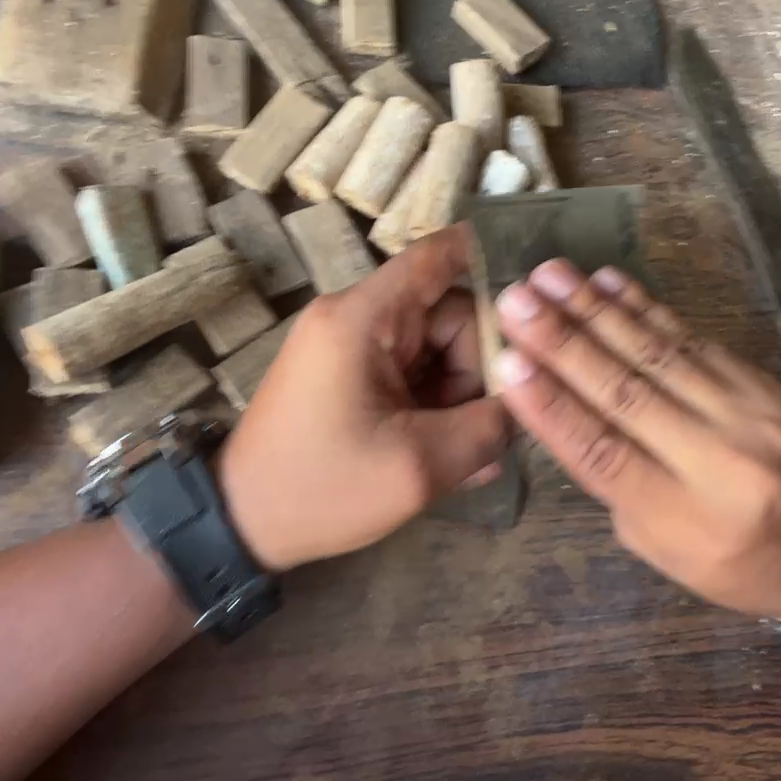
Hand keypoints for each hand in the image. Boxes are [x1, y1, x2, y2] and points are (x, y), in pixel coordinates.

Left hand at [218, 226, 510, 571]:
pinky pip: (412, 372)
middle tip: (485, 429)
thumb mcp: (419, 467)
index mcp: (363, 319)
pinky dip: (434, 407)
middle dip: (477, 369)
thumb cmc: (323, 488)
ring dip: (458, 396)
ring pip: (436, 348)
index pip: (437, 257)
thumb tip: (527, 402)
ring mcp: (352, 345)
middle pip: (448, 314)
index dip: (491, 261)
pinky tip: (447, 453)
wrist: (241, 523)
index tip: (539, 291)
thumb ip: (488, 428)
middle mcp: (356, 317)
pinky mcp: (351, 373)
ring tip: (465, 454)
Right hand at [492, 259, 780, 619]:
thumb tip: (560, 402)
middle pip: (627, 392)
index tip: (506, 362)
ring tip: (550, 276)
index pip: (603, 453)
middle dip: (563, 342)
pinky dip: (645, 307)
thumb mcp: (654, 541)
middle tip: (516, 300)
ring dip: (597, 309)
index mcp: (685, 517)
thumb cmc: (723, 561)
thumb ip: (612, 477)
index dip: (552, 407)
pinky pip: (693, 338)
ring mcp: (750, 414)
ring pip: (658, 353)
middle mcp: (721, 460)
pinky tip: (607, 281)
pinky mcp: (763, 382)